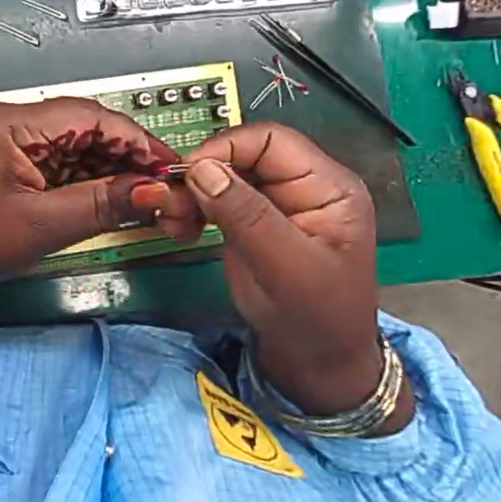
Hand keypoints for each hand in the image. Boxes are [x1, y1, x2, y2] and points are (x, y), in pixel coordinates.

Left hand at [0, 98, 179, 299]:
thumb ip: (101, 204)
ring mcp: (11, 144)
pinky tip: (113, 199)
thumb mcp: (41, 224)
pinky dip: (87, 181)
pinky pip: (60, 165)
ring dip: (109, 170)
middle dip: (126, 156)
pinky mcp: (12, 166)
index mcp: (12, 123)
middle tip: (162, 185)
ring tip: (144, 196)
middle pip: (84, 128)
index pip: (89, 116)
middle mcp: (12, 124)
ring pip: (75, 148)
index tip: (168, 166)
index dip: (135, 139)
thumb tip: (154, 190)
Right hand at [172, 123, 407, 425]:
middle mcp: (299, 185)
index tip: (189, 175)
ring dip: (190, 191)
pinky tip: (179, 227)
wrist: (313, 361)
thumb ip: (246, 214)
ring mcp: (272, 203)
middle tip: (173, 204)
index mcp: (327, 186)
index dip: (226, 148)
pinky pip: (212, 197)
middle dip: (201, 173)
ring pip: (219, 173)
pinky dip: (190, 206)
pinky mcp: (247, 219)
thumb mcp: (284, 265)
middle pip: (240, 154)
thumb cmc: (314, 316)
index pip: (270, 140)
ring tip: (173, 221)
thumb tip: (201, 168)